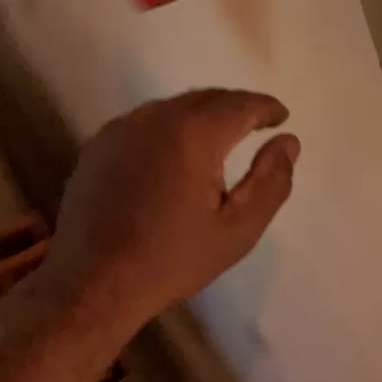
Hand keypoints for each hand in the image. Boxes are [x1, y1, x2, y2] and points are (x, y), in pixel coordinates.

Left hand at [40, 89, 299, 330]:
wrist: (93, 283)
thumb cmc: (173, 259)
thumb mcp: (238, 229)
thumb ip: (271, 181)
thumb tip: (288, 141)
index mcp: (193, 134)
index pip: (240, 104)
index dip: (266, 107)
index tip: (281, 117)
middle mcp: (155, 118)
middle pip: (206, 98)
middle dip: (235, 107)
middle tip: (256, 124)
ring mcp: (121, 129)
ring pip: (172, 108)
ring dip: (201, 116)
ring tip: (220, 138)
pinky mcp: (99, 147)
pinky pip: (144, 123)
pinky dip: (169, 129)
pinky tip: (174, 155)